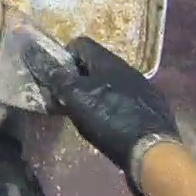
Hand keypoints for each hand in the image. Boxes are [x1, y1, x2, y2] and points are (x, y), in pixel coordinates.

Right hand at [23, 36, 180, 193]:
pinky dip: (115, 106)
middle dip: (80, 78)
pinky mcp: (153, 107)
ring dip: (98, 92)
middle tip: (69, 98)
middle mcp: (127, 68)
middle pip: (96, 64)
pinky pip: (127, 98)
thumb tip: (41, 62)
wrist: (153, 151)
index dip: (64, 57)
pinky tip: (113, 124)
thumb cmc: (109, 119)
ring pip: (112, 81)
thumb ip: (57, 79)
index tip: (57, 78)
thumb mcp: (75, 99)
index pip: (80, 43)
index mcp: (107, 61)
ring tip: (89, 114)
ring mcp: (144, 87)